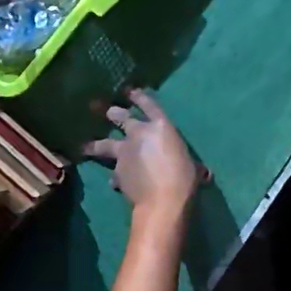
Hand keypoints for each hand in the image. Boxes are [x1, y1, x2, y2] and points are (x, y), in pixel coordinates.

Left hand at [81, 90, 204, 225]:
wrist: (162, 200)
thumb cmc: (184, 177)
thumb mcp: (194, 167)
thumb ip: (194, 166)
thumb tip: (205, 174)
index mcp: (162, 126)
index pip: (149, 104)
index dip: (139, 96)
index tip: (130, 90)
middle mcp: (139, 134)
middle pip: (120, 117)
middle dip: (112, 112)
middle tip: (100, 107)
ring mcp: (124, 153)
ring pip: (104, 144)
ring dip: (95, 144)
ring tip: (85, 146)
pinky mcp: (117, 173)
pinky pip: (113, 171)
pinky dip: (114, 175)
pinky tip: (113, 182)